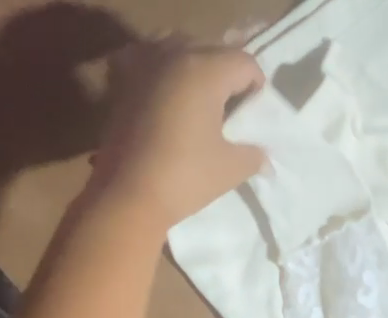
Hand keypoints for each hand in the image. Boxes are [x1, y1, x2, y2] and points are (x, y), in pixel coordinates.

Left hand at [92, 37, 267, 227]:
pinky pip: (148, 61)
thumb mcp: (229, 169)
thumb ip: (253, 156)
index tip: (252, 115)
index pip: (245, 63)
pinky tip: (165, 98)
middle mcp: (173, 55)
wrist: (126, 196)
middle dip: (226, 75)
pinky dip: (162, 72)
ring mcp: (144, 65)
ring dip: (194, 69)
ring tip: (198, 102)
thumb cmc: (184, 179)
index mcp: (205, 70)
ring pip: (179, 50)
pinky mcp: (122, 82)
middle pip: (212, 51)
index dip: (256, 88)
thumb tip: (265, 159)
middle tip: (229, 109)